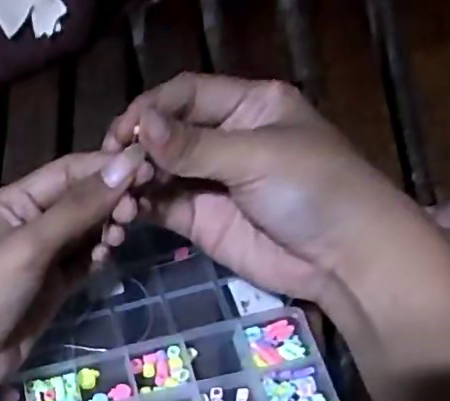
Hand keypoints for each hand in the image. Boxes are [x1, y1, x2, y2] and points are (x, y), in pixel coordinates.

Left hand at [0, 147, 147, 388]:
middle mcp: (31, 222)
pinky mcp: (55, 284)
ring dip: (106, 230)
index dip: (106, 169)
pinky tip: (105, 259)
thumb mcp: (33, 244)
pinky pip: (84, 260)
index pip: (69, 172)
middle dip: (110, 202)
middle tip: (133, 214)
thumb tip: (128, 162)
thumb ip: (79, 207)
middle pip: (82, 200)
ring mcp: (44, 255)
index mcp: (16, 201)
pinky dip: (98, 257)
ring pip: (87, 231)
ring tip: (117, 240)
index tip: (145, 171)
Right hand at [102, 74, 416, 300]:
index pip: (187, 94)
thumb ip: (195, 146)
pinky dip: (143, 208)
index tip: (121, 132)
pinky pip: (164, 207)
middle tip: (110, 169)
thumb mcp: (255, 157)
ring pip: (161, 173)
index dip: (151, 109)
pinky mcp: (202, 221)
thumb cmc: (313, 189)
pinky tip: (126, 211)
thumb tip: (141, 125)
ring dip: (136, 181)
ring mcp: (211, 183)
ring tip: (116, 194)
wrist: (339, 256)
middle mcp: (225, 139)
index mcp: (248, 105)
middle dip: (138, 148)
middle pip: (168, 134)